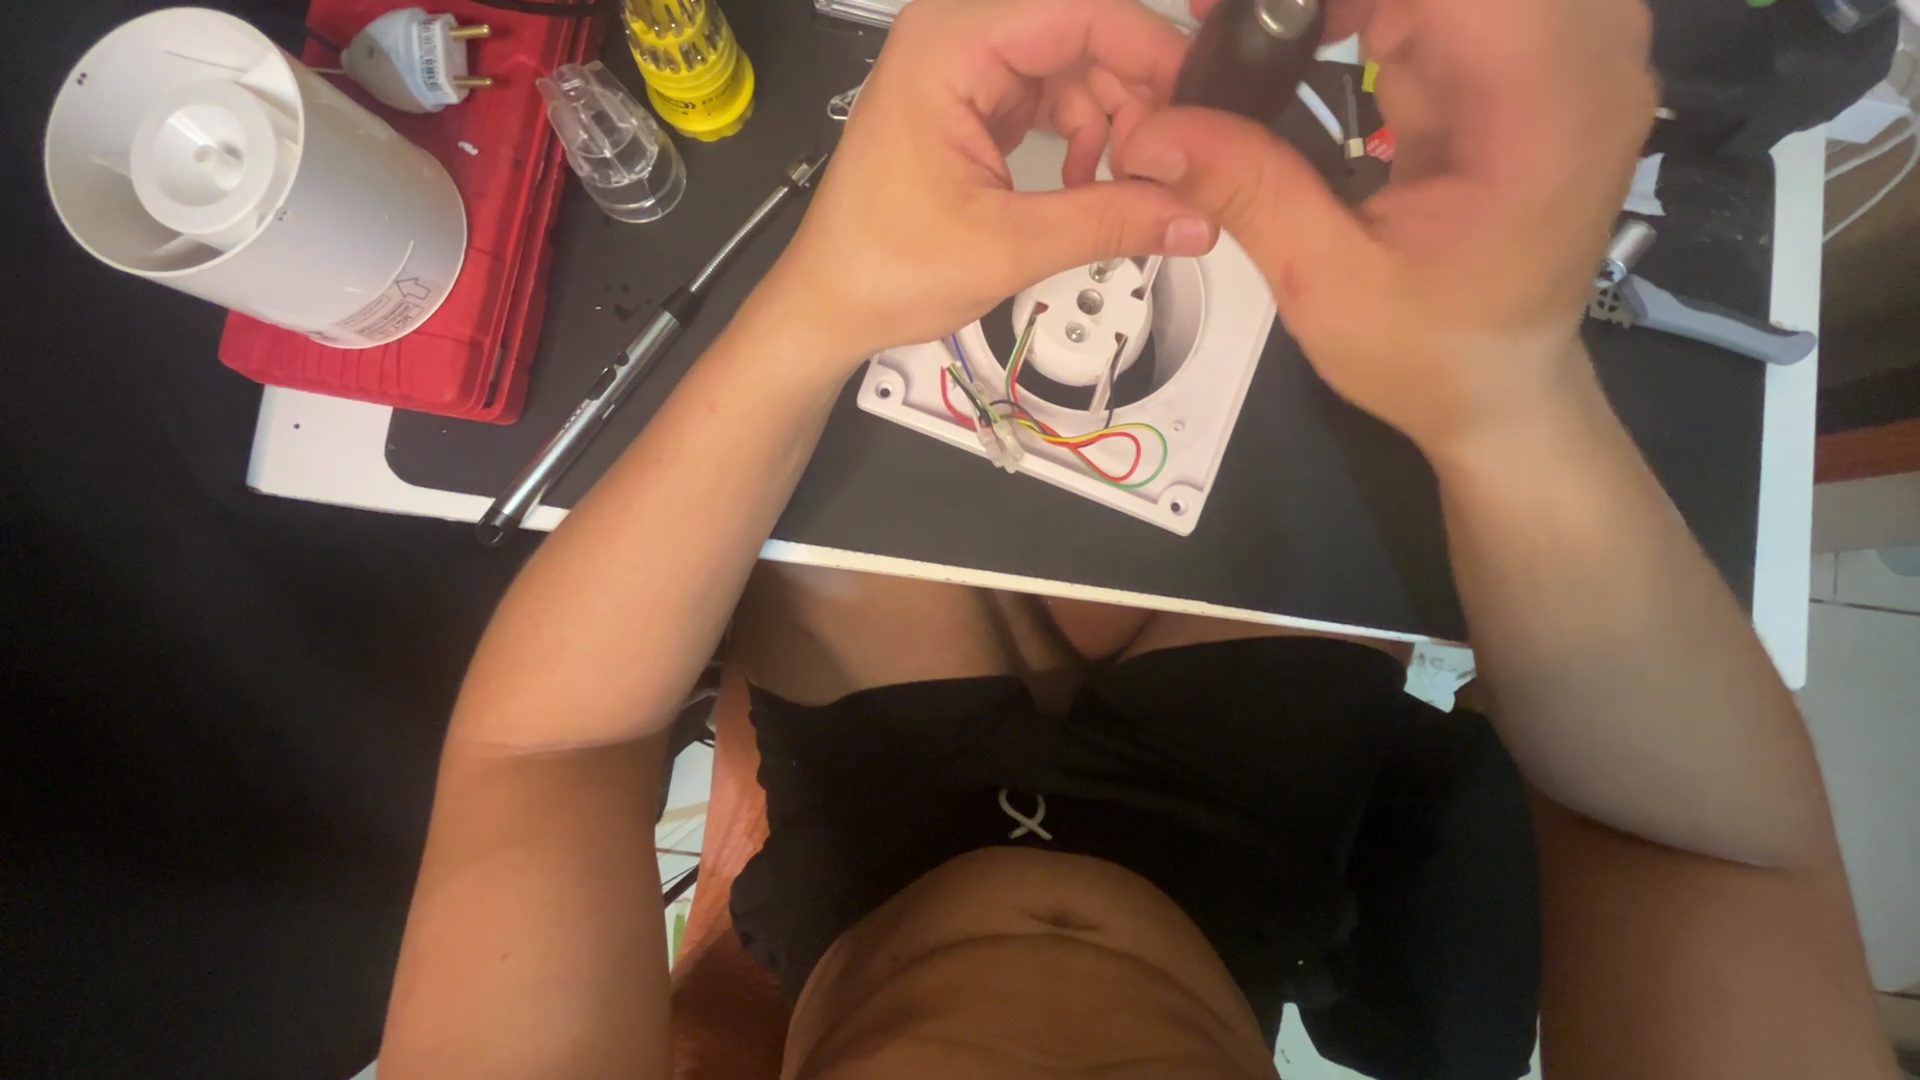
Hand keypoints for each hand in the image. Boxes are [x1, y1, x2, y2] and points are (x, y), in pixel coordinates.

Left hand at [758, 0, 1219, 367]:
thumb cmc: (879, 270)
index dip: (1149, 52)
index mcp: (948, 49)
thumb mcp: (1006, 247)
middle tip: (1162, 162)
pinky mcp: (965, 114)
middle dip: (1131, 98)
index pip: (1079, 10)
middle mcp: (951, 46)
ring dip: (1107, 125)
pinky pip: (1044, 104)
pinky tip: (1086, 186)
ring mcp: (958, 79)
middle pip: (1078, 37)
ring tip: (1123, 186)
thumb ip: (1107, 223)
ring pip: (1067, 73)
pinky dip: (1077, 141)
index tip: (1195, 103)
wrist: (832, 307)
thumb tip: (1185, 215)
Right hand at [1112, 0, 1655, 456]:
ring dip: (1337, 1)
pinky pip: (1440, 4)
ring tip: (1246, 28)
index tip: (1234, 5)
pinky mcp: (1520, 67)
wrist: (1494, 388)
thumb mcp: (1323, 283)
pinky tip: (1294, 38)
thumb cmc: (1424, 355)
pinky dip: (1361, 9)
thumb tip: (1150, 130)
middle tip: (1232, 17)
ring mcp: (1557, 52)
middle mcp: (1579, 50)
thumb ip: (1249, 191)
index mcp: (1546, 104)